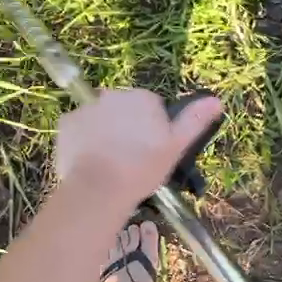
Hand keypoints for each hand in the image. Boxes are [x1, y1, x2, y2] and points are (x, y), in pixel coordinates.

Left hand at [53, 89, 222, 208]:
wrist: (99, 187)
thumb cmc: (142, 167)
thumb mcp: (175, 147)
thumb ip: (194, 121)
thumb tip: (216, 100)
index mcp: (141, 98)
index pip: (150, 106)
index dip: (151, 128)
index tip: (150, 150)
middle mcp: (112, 94)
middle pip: (122, 108)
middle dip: (126, 126)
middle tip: (130, 157)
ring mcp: (86, 107)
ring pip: (99, 118)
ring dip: (104, 132)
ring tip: (109, 163)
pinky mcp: (65, 123)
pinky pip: (78, 129)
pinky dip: (82, 141)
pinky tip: (90, 161)